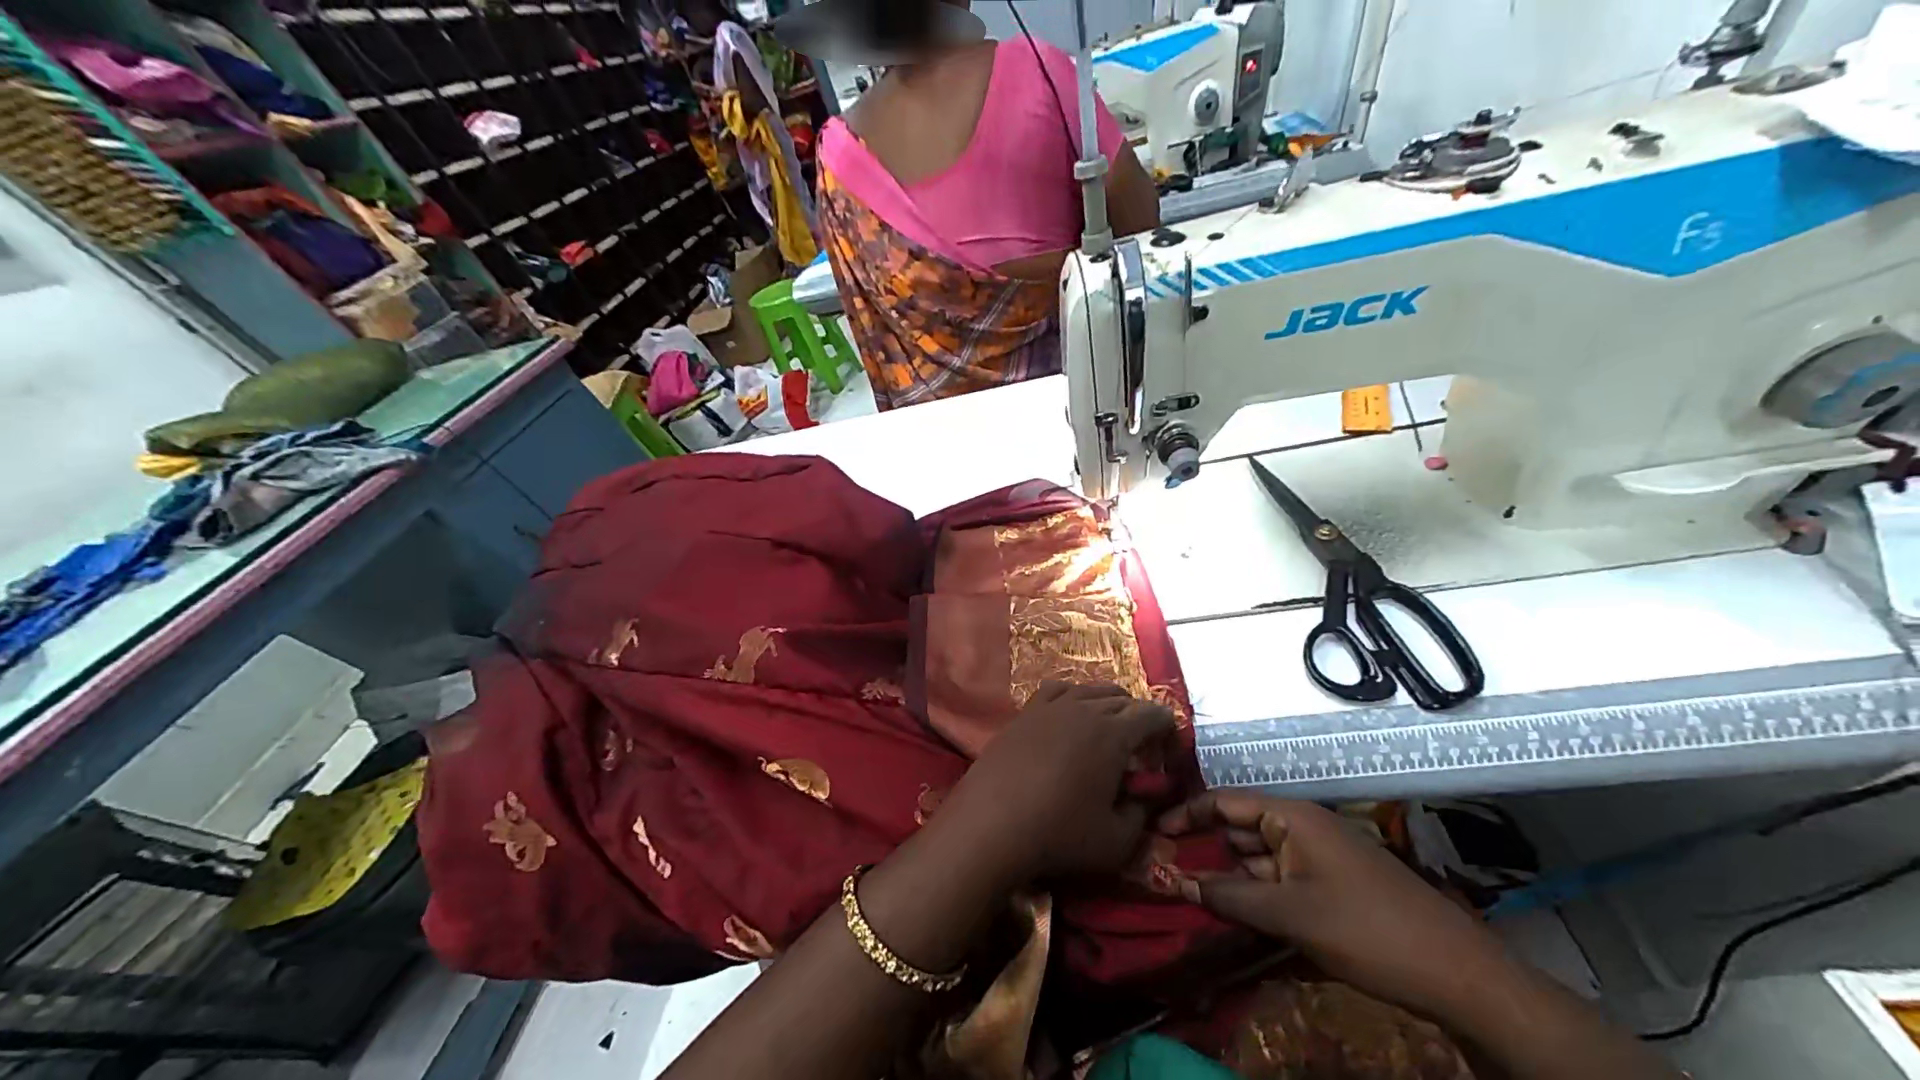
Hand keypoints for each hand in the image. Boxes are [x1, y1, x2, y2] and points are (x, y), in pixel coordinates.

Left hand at [930, 681, 1176, 886]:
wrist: (989, 824)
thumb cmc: (1059, 834)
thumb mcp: (1118, 840)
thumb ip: (1142, 813)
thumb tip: (1145, 795)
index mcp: (1114, 732)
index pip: (1154, 714)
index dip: (1168, 731)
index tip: (1167, 756)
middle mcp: (1084, 707)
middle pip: (1123, 699)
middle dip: (1140, 720)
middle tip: (1140, 751)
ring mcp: (1050, 705)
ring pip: (1091, 690)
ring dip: (1108, 706)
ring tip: (1108, 734)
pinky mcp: (1024, 712)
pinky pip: (1057, 691)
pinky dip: (1073, 699)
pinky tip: (1069, 719)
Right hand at [1159, 792, 1517, 1024]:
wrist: (1456, 973)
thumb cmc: (1366, 929)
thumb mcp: (1289, 914)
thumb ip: (1228, 896)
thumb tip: (1176, 883)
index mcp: (1292, 817)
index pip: (1224, 802)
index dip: (1185, 814)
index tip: (1152, 833)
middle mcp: (1302, 829)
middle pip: (1238, 830)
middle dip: (1202, 849)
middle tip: (1161, 869)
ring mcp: (1317, 859)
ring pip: (1256, 860)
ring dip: (1226, 876)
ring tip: (1186, 894)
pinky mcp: (1329, 887)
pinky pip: (1277, 882)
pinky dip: (1253, 894)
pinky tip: (1231, 914)